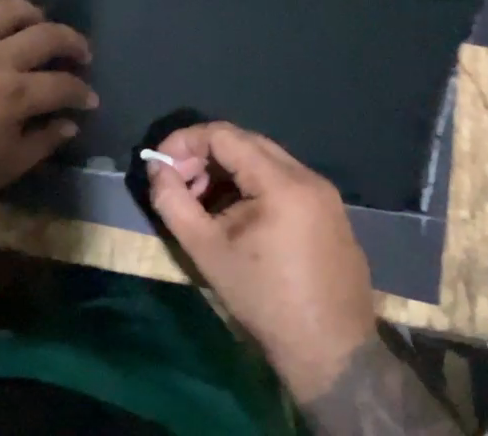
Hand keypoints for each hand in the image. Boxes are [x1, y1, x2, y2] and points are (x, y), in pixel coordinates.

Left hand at [0, 0, 95, 209]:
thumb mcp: (10, 164)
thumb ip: (44, 140)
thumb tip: (69, 123)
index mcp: (15, 94)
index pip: (63, 85)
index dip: (82, 92)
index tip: (88, 99)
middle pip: (45, 36)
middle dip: (72, 42)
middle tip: (80, 54)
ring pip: (5, 9)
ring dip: (31, 13)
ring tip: (40, 25)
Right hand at [148, 121, 377, 402]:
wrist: (331, 352)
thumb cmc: (262, 298)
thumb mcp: (204, 248)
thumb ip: (172, 199)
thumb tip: (156, 168)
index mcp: (282, 183)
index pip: (223, 135)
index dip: (183, 142)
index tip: (161, 167)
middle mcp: (309, 179)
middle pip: (244, 142)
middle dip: (203, 155)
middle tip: (178, 182)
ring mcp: (326, 196)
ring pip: (263, 160)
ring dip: (225, 170)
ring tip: (201, 201)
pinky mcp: (331, 214)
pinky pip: (282, 181)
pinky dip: (250, 185)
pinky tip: (233, 216)